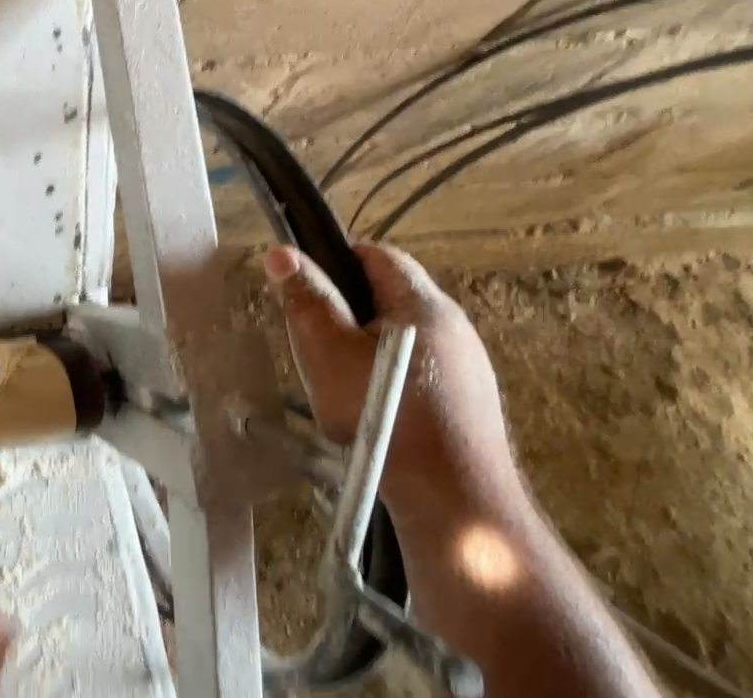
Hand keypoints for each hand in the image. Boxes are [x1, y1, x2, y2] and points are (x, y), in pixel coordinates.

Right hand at [264, 241, 517, 515]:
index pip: (379, 254)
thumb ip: (306, 297)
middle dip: (348, 305)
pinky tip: (370, 408)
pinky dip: (389, 375)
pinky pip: (420, 370)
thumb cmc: (381, 410)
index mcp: (423, 304)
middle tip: (311, 332)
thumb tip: (283, 252)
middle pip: (393, 295)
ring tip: (334, 374)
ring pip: (406, 336)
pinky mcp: (469, 405)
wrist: (451, 498)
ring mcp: (469, 369)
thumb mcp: (326, 348)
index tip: (303, 281)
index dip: (336, 256)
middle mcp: (455, 328)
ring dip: (368, 344)